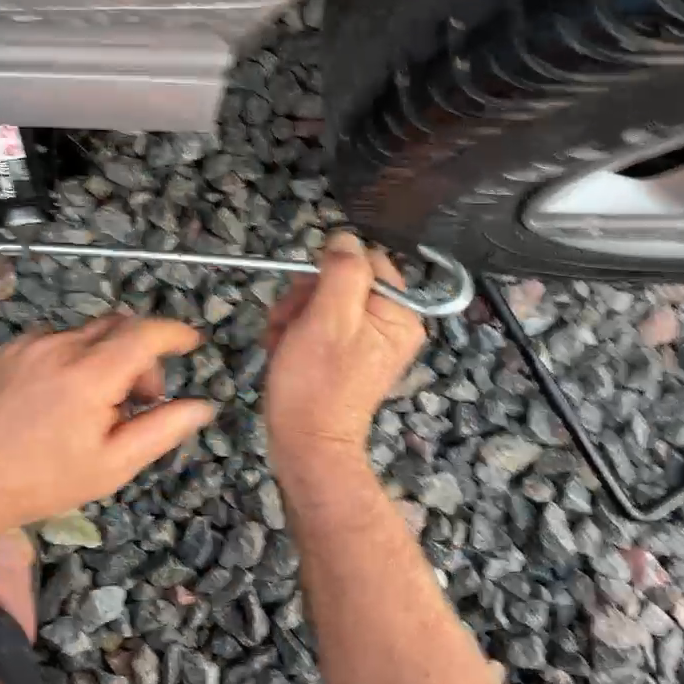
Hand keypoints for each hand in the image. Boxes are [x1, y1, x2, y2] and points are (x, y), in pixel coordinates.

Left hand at [0, 316, 214, 563]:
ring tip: (99, 404)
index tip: (191, 343)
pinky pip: (57, 339)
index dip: (175, 333)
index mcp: (90, 375)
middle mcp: (61, 346)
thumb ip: (163, 429)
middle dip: (142, 354)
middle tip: (140, 398)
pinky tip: (64, 397)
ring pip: (88, 333)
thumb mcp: (112, 465)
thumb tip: (203, 406)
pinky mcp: (10, 350)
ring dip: (108, 356)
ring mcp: (31, 345)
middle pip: (120, 327)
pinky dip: (76, 357)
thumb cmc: (43, 481)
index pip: (146, 333)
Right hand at [262, 232, 426, 475]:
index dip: (329, 271)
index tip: (307, 296)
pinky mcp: (347, 357)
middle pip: (342, 280)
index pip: (366, 259)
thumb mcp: (328, 317)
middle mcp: (391, 325)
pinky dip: (296, 333)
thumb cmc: (315, 384)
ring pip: (323, 301)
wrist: (305, 446)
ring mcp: (368, 342)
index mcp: (399, 312)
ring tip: (283, 341)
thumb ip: (342, 270)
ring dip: (294, 315)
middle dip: (305, 297)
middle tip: (289, 322)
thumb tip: (345, 238)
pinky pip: (319, 325)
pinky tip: (285, 350)